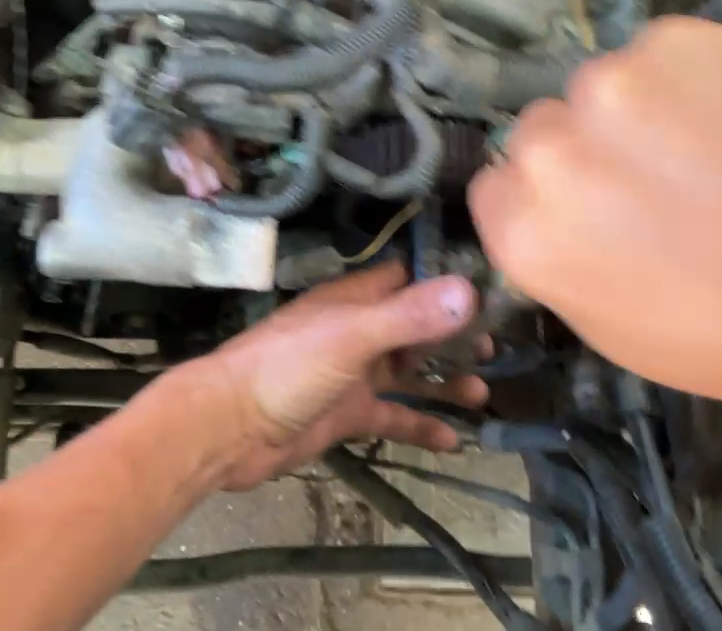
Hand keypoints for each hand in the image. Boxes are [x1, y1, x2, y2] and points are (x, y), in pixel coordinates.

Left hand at [179, 263, 488, 490]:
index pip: (410, 279)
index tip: (489, 293)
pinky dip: (419, 424)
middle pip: (414, 327)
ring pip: (408, 373)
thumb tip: (470, 290)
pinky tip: (451, 440)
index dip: (446, 284)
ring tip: (481, 393)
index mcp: (356, 300)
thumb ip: (409, 316)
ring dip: (442, 382)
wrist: (228, 427)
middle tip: (493, 350)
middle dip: (452, 337)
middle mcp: (357, 331)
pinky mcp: (346, 414)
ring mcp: (352, 374)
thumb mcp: (352, 337)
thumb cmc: (288, 367)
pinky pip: (391, 416)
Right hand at [468, 17, 721, 410]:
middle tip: (659, 182)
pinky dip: (691, 79)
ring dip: (638, 113)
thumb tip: (561, 212)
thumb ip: (562, 258)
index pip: (496, 187)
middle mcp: (549, 147)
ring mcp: (612, 82)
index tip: (594, 211)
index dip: (549, 201)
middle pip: (543, 130)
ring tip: (716, 149)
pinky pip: (661, 54)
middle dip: (587, 153)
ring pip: (605, 88)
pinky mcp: (676, 39)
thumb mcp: (620, 331)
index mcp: (526, 228)